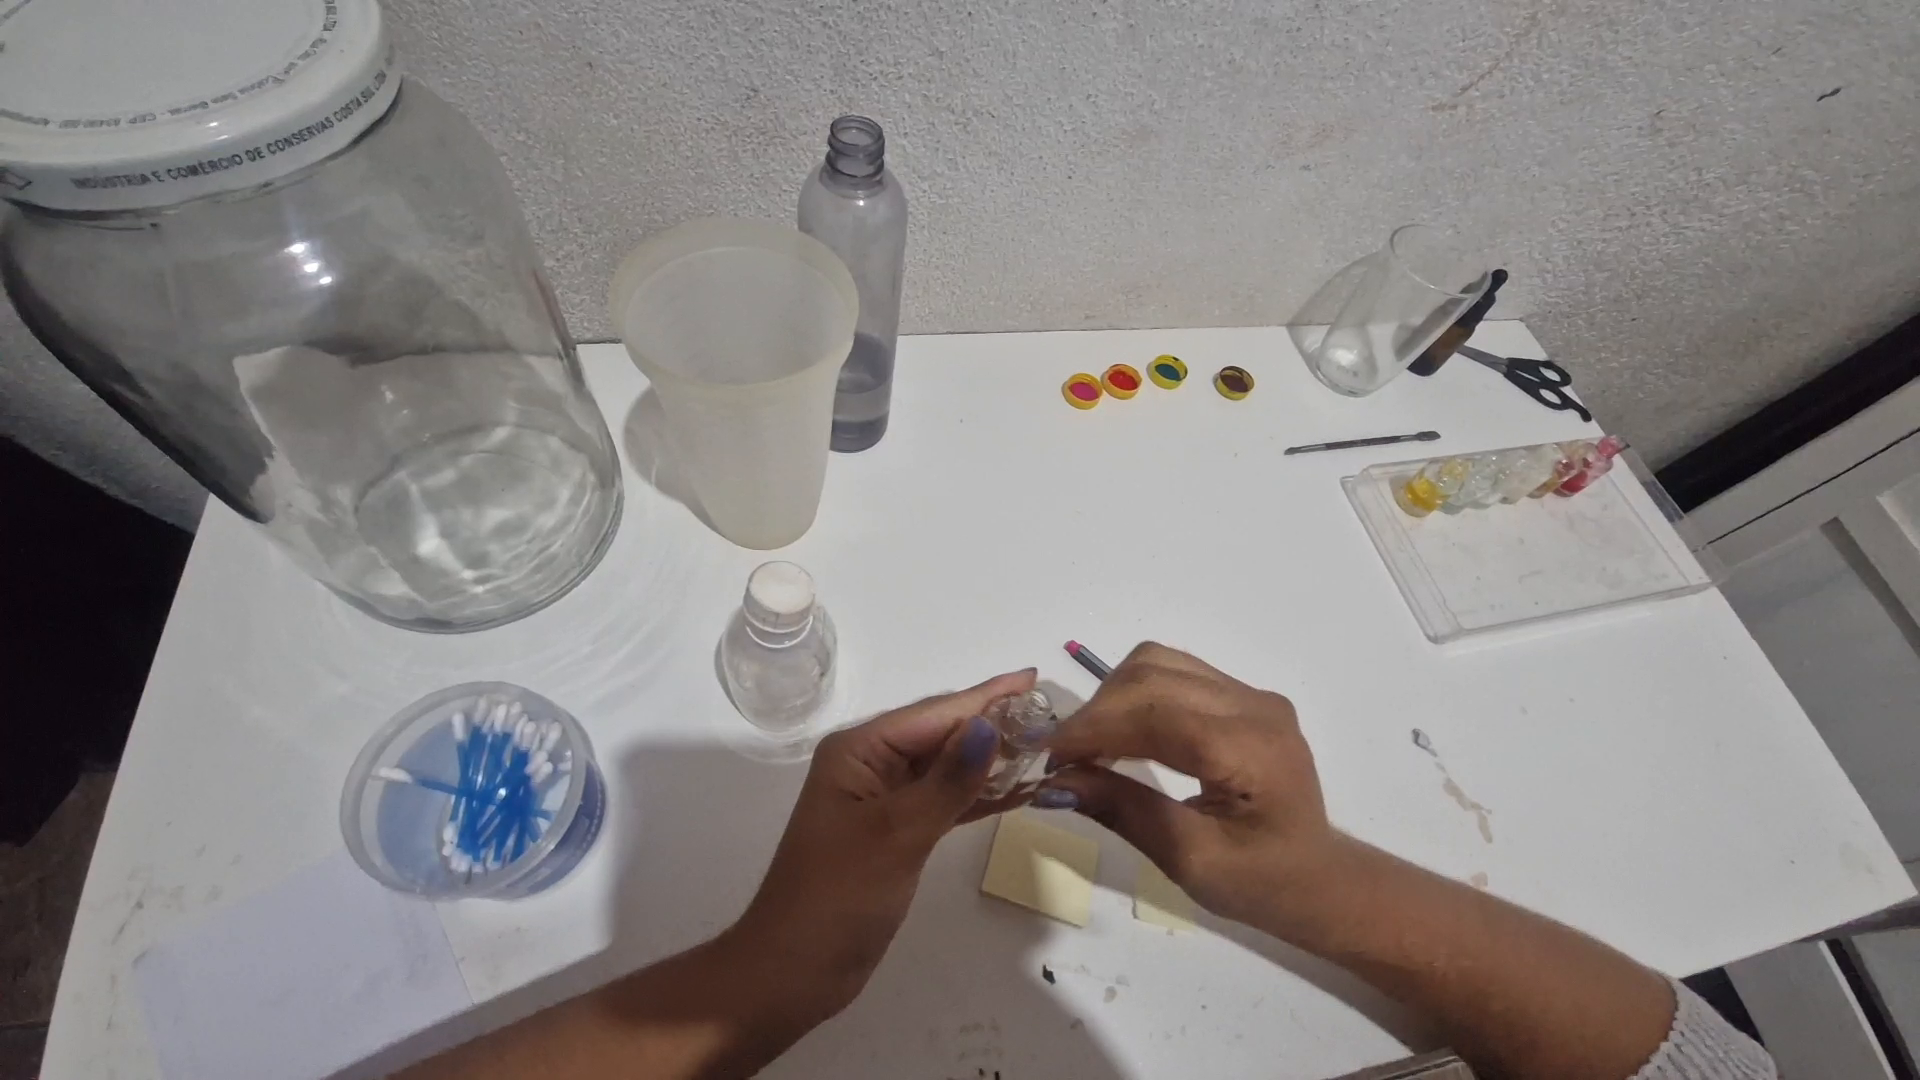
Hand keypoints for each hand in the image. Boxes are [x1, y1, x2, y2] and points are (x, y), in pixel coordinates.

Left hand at [732, 668, 1035, 1018]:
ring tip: (1044, 745)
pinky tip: (1017, 790)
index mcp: (859, 750)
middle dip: (993, 723)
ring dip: (991, 758)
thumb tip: (990, 726)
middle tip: (1050, 714)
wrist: (794, 973)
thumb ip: (948, 780)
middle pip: (942, 733)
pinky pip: (945, 799)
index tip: (1034, 677)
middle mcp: (871, 764)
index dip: (986, 696)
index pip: (934, 713)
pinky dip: (978, 795)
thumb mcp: (897, 834)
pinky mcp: (898, 830)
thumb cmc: (837, 897)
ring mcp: (884, 798)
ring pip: (947, 766)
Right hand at [1037, 643, 1336, 934]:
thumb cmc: (1261, 883)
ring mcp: (1250, 693)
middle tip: (1062, 756)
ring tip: (1089, 743)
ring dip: (1111, 696)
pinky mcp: (1240, 694)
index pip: (1157, 716)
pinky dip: (1131, 694)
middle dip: (1096, 712)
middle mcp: (1255, 705)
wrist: (1320, 878)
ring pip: (1157, 663)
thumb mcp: (1189, 860)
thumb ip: (1123, 810)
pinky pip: (1171, 671)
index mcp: (1253, 750)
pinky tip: (1119, 730)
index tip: (1046, 757)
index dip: (1094, 729)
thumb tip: (1055, 781)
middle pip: (1152, 676)